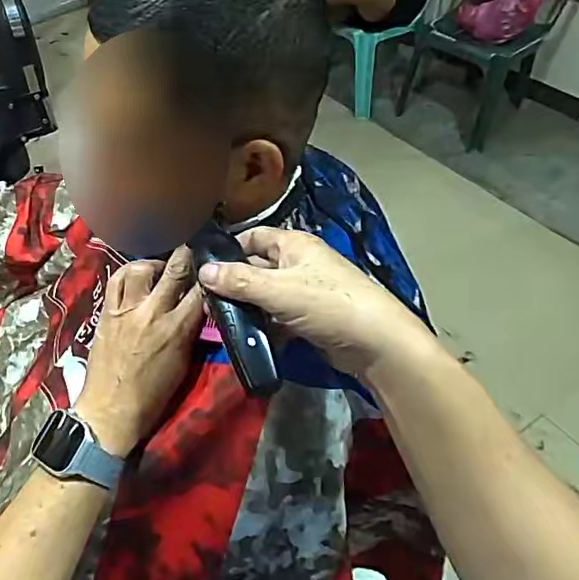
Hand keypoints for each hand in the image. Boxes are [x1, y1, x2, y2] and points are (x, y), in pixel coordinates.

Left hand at [76, 248, 206, 456]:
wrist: (111, 411)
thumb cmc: (153, 393)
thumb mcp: (184, 360)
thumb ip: (192, 327)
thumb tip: (199, 304)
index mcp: (176, 329)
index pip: (200, 289)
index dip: (209, 274)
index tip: (213, 267)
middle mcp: (151, 312)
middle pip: (174, 269)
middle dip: (187, 255)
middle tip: (192, 249)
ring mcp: (125, 309)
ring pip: (140, 267)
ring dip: (154, 263)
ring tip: (159, 269)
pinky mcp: (106, 312)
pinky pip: (116, 280)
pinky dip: (128, 273)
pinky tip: (136, 277)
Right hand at [195, 227, 431, 377]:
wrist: (375, 342)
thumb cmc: (327, 303)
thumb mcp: (278, 289)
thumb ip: (239, 281)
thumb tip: (203, 270)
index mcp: (294, 244)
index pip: (254, 237)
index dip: (229, 249)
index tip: (203, 267)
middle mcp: (299, 263)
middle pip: (258, 267)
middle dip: (234, 284)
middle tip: (207, 303)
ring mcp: (306, 292)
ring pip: (267, 296)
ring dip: (248, 308)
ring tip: (221, 324)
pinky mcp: (311, 318)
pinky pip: (279, 318)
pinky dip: (265, 326)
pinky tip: (248, 339)